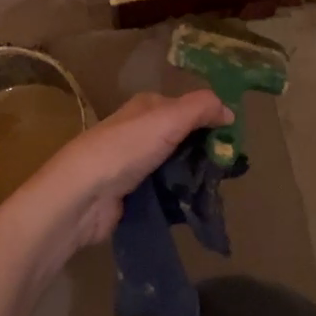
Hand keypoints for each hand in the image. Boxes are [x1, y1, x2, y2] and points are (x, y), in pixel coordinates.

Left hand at [20, 89, 233, 248]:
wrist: (82, 196)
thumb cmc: (126, 149)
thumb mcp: (169, 118)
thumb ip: (201, 108)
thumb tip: (229, 110)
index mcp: (147, 107)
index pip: (187, 107)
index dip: (210, 119)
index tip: (232, 139)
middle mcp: (140, 132)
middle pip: (182, 138)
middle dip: (204, 151)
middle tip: (229, 170)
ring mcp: (133, 165)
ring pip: (174, 166)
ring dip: (192, 177)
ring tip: (216, 191)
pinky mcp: (130, 195)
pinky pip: (163, 192)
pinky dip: (178, 198)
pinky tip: (194, 207)